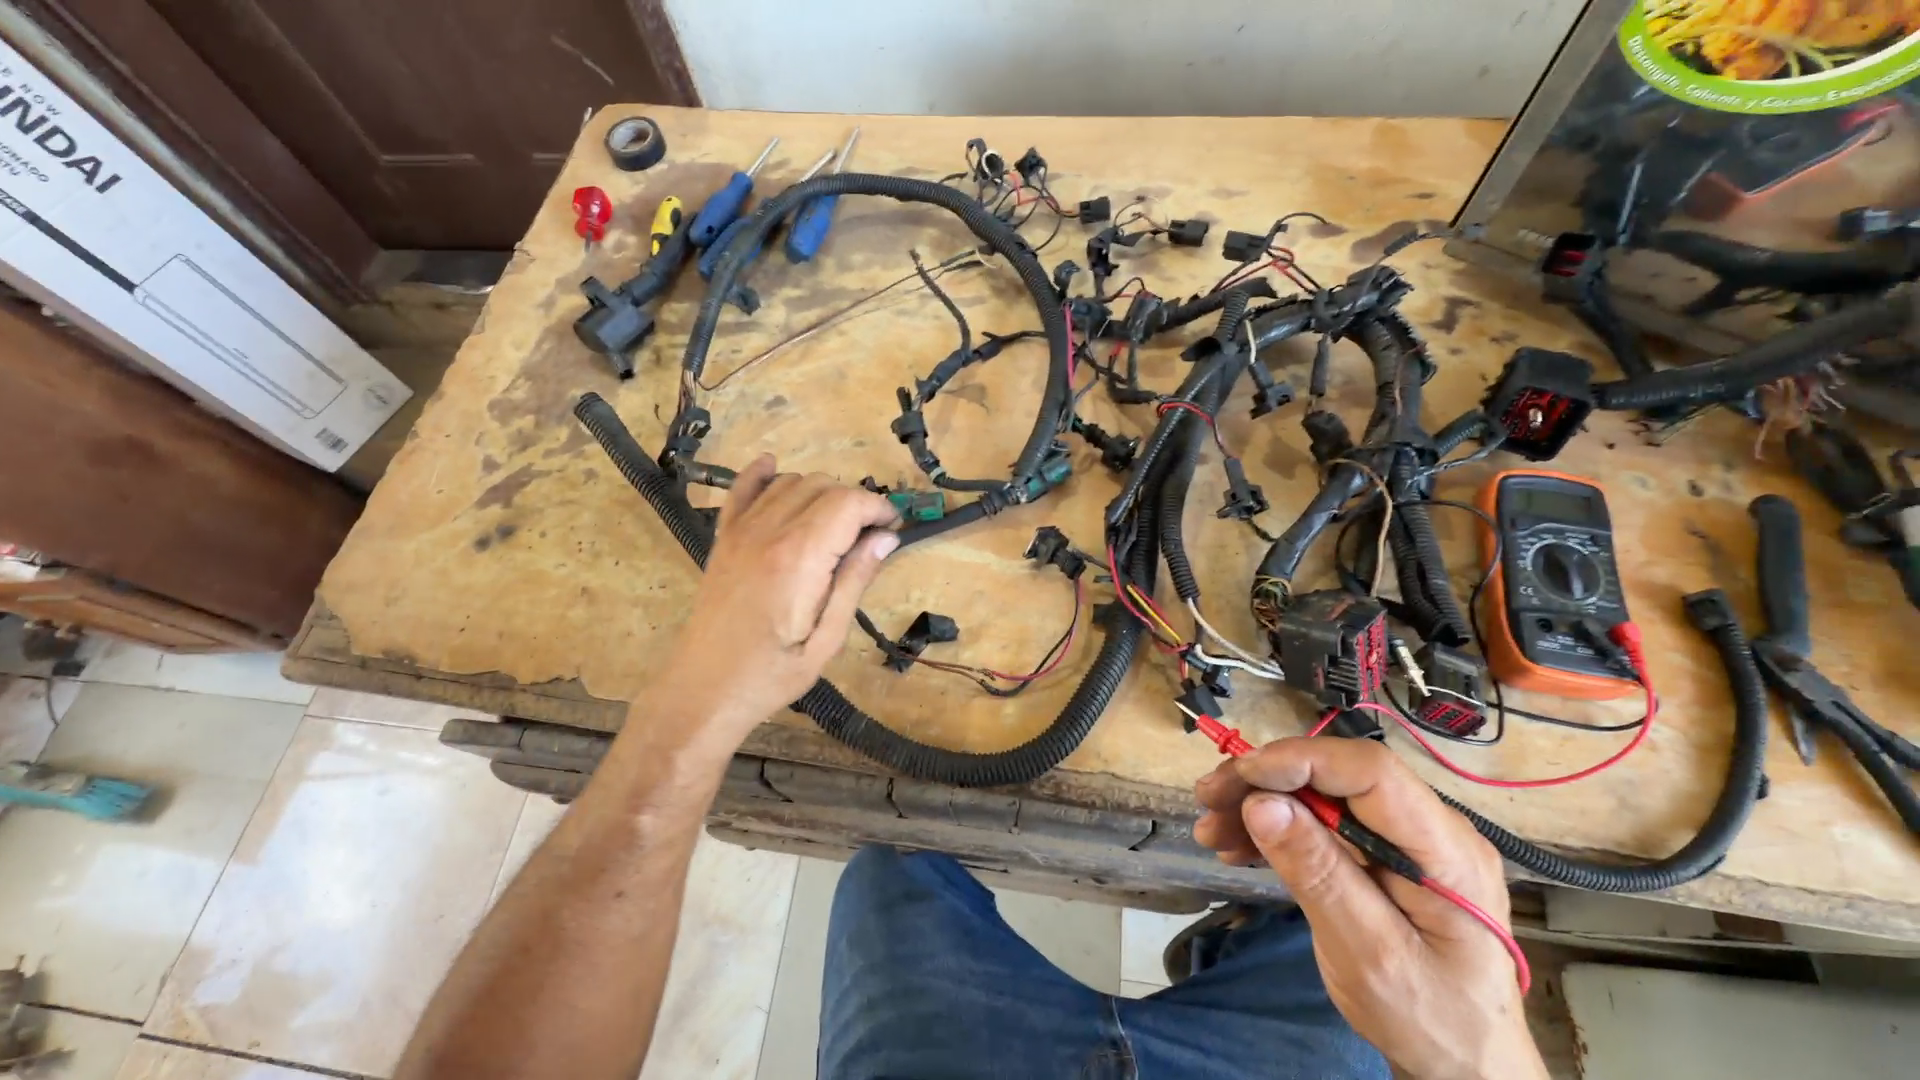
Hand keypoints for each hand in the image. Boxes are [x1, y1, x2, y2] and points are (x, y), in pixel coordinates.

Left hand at [663, 456, 898, 737]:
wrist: (705, 688)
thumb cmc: (772, 674)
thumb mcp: (827, 639)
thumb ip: (854, 581)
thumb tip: (885, 538)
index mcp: (799, 558)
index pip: (848, 502)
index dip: (878, 508)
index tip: (893, 529)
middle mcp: (769, 532)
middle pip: (823, 486)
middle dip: (855, 502)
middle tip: (870, 536)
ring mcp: (741, 531)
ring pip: (791, 482)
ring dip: (821, 492)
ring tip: (836, 525)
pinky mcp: (723, 538)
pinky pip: (743, 489)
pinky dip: (761, 473)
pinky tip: (774, 467)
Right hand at [1193, 738, 1543, 1079]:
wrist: (1467, 1066)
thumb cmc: (1428, 1020)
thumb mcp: (1368, 955)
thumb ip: (1319, 875)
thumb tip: (1261, 803)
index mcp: (1446, 849)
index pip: (1370, 772)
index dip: (1300, 761)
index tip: (1238, 778)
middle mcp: (1431, 829)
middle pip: (1340, 778)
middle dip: (1268, 782)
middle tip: (1208, 800)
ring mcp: (1409, 842)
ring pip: (1325, 798)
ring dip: (1264, 805)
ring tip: (1212, 831)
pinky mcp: (1386, 857)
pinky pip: (1327, 825)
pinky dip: (1280, 830)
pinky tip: (1240, 847)